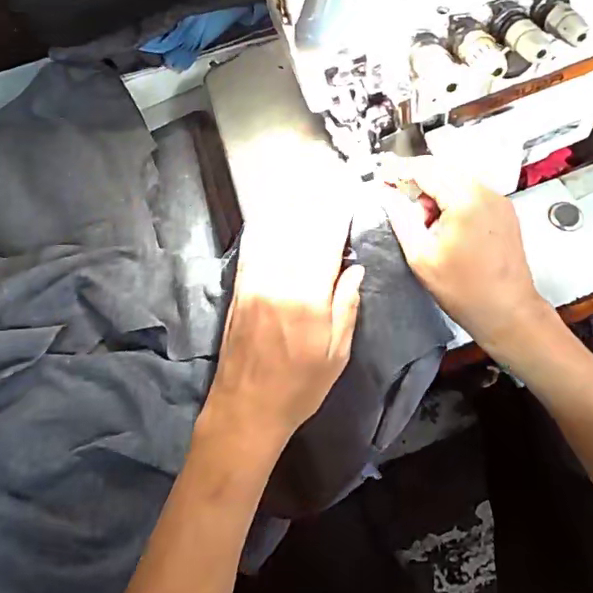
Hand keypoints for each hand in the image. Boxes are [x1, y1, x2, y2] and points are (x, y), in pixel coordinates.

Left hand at [198, 202, 364, 464]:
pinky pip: (252, 249)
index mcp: (306, 297)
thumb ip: (345, 307)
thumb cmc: (298, 387)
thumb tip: (352, 269)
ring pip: (274, 234)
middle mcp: (277, 280)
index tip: (347, 194)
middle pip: (299, 231)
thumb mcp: (336, 354)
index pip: (324, 242)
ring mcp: (253, 282)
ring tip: (304, 189)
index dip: (336, 215)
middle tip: (329, 183)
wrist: (245, 409)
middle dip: (315, 204)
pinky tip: (270, 215)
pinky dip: (264, 228)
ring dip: (290, 209)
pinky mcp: (239, 289)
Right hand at [379, 155, 547, 349]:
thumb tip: (387, 194)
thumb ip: (400, 218)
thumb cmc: (464, 289)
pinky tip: (439, 221)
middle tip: (393, 195)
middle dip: (416, 178)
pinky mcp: (504, 212)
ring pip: (456, 180)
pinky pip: (470, 193)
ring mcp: (499, 201)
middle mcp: (486, 193)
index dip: (398, 170)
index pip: (426, 169)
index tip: (380, 175)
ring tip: (417, 216)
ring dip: (433, 189)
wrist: (508, 312)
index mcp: (465, 200)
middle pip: (443, 169)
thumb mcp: (420, 256)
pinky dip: (450, 198)